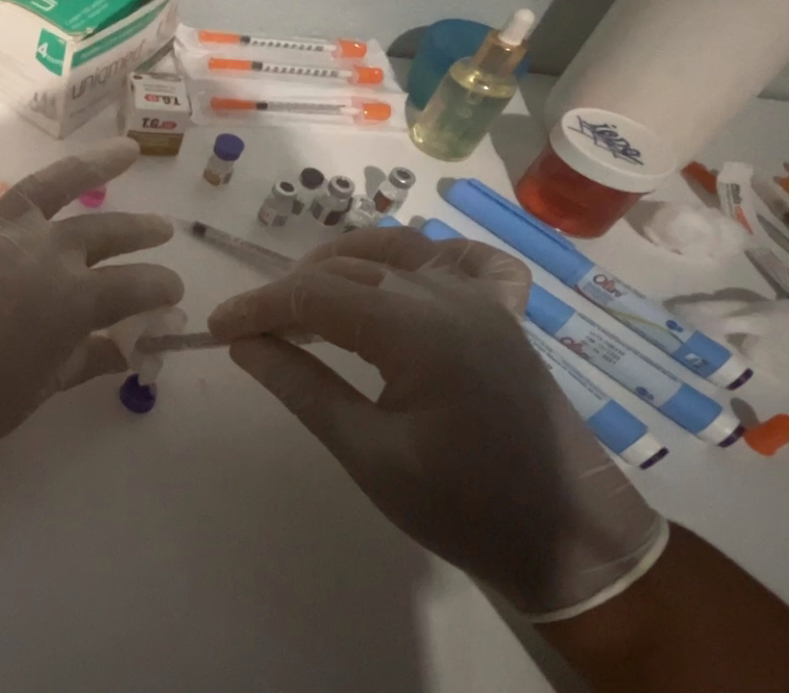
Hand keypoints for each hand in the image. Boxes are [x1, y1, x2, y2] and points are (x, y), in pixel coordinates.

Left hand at [0, 102, 184, 485]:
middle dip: (137, 232)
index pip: (133, 286)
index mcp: (70, 301)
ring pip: (46, 188)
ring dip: (89, 166)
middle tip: (161, 228)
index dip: (159, 289)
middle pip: (100, 233)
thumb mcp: (37, 392)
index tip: (172, 293)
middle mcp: (38, 253)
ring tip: (123, 151)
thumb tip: (126, 348)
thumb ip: (84, 360)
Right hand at [210, 228, 665, 619]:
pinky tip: (401, 275)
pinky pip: (462, 258)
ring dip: (342, 262)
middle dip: (289, 292)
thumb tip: (243, 345)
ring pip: (396, 247)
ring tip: (307, 300)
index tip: (217, 329)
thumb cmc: (462, 508)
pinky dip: (423, 255)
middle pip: (347, 267)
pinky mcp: (504, 314)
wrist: (571, 541)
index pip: (315, 294)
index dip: (258, 307)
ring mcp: (483, 300)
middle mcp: (450, 297)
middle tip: (252, 332)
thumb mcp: (367, 454)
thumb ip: (301, 387)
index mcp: (417, 331)